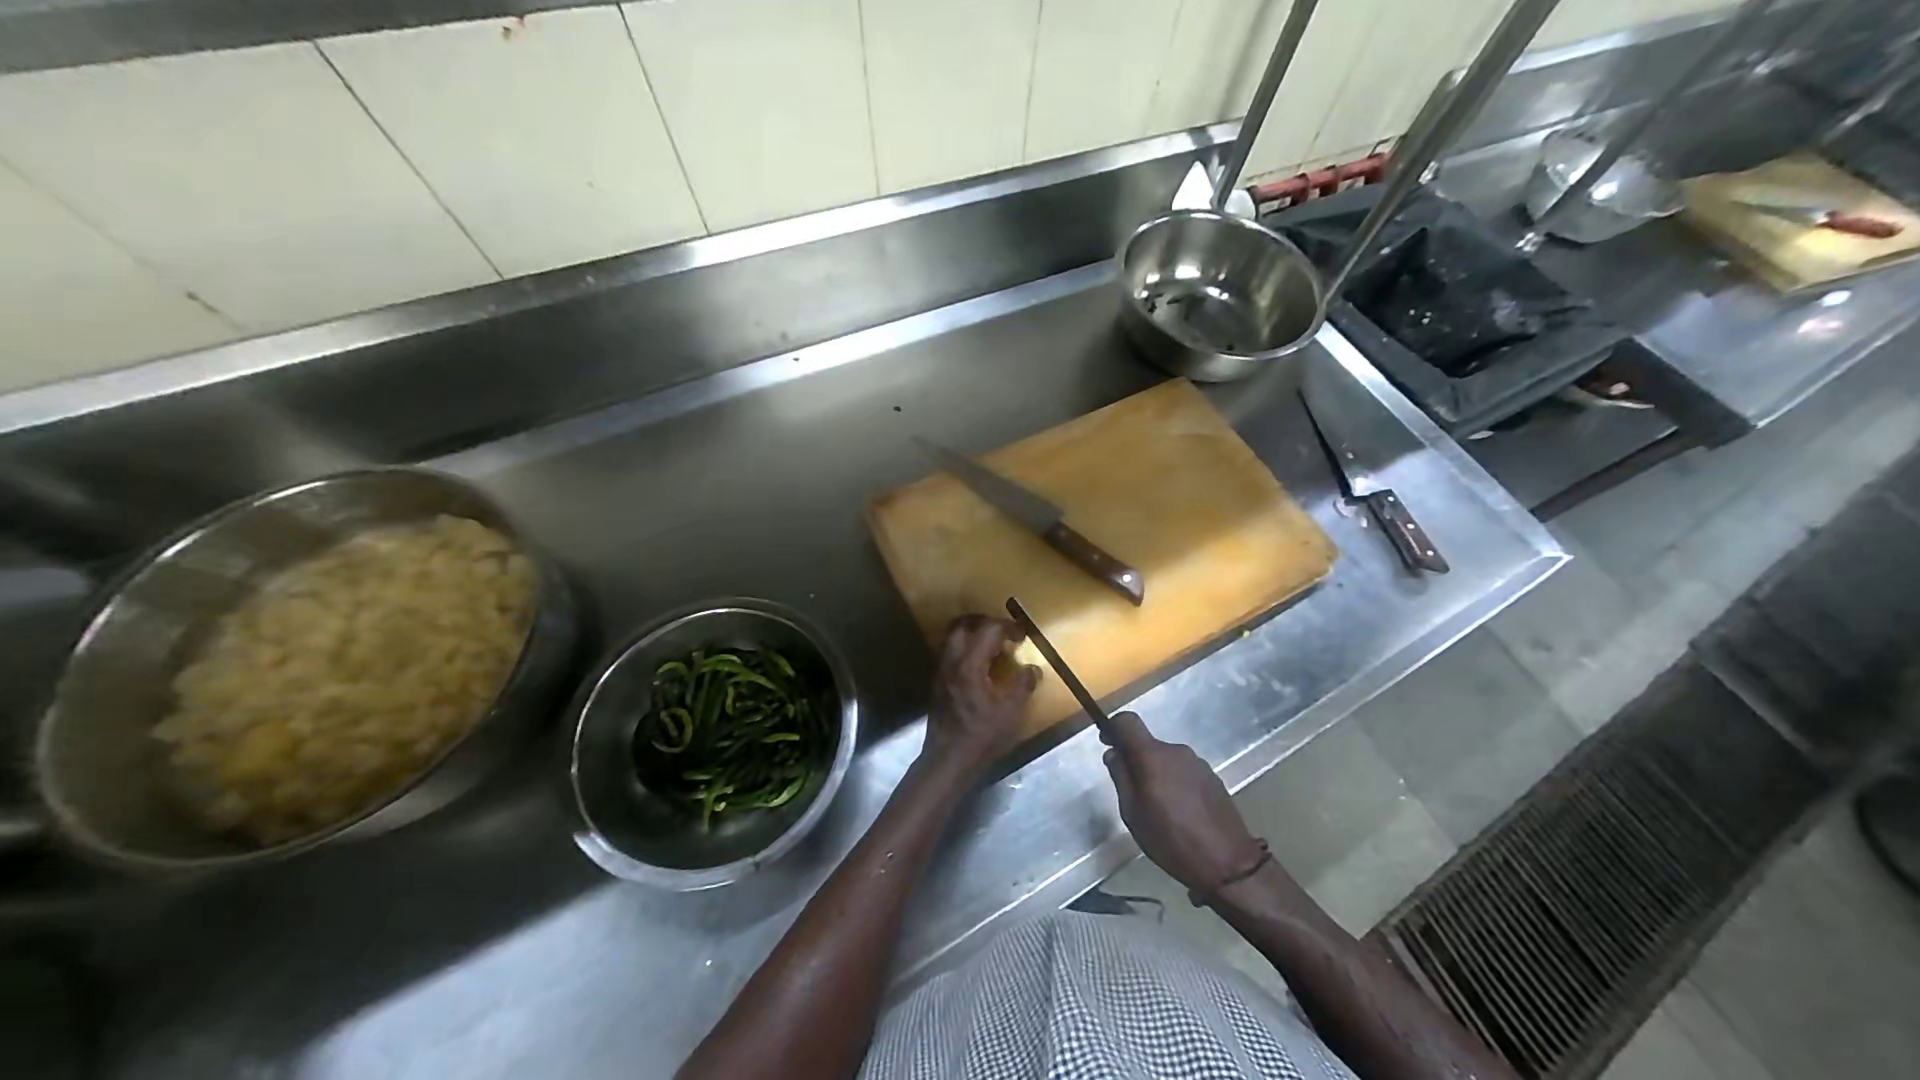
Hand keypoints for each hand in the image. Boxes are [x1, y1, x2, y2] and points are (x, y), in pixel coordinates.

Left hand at [923, 616, 1039, 772]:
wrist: (948, 760)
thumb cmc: (981, 736)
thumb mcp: (1010, 712)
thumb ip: (1023, 686)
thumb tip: (1033, 668)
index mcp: (969, 664)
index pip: (988, 630)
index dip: (1007, 627)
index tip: (1022, 634)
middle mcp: (951, 663)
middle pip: (962, 626)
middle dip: (984, 623)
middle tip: (1003, 633)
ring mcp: (941, 673)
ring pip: (952, 640)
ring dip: (972, 636)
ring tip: (993, 648)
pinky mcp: (937, 685)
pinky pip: (950, 656)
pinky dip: (965, 652)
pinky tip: (980, 668)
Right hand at [1102, 712, 1264, 897]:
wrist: (1229, 864)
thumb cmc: (1171, 840)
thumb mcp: (1133, 813)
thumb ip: (1121, 777)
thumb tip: (1114, 753)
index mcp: (1153, 756)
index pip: (1128, 721)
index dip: (1113, 727)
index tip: (1107, 743)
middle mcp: (1177, 752)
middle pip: (1148, 744)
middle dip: (1136, 761)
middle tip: (1131, 792)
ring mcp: (1198, 764)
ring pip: (1166, 759)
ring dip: (1156, 774)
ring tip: (1157, 808)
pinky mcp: (1213, 778)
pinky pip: (1183, 771)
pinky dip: (1174, 783)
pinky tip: (1179, 812)